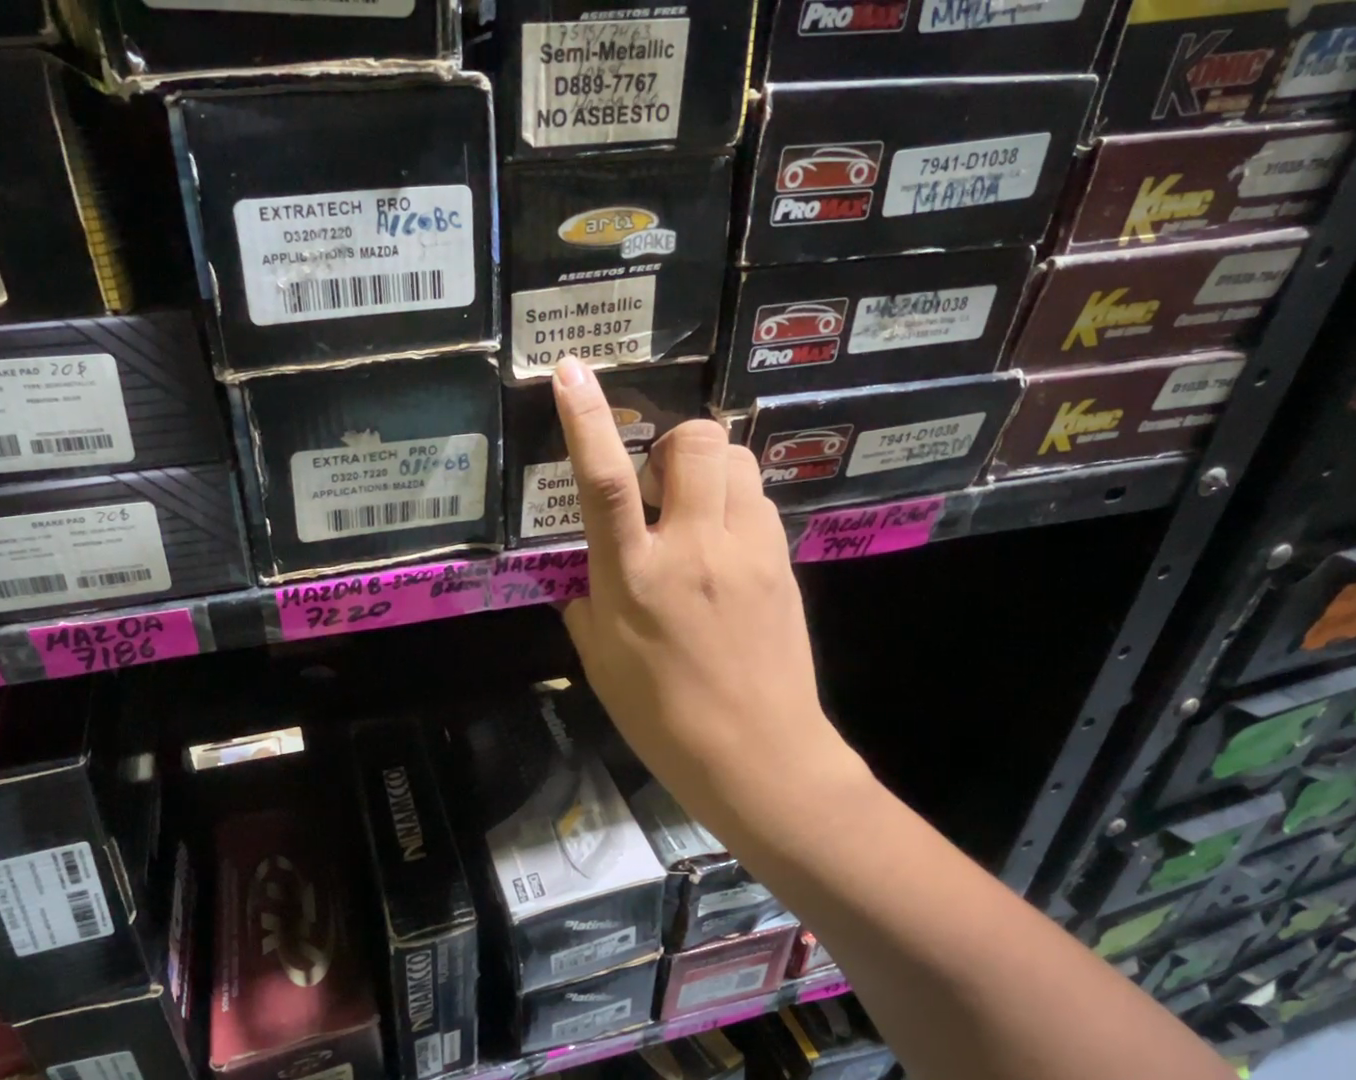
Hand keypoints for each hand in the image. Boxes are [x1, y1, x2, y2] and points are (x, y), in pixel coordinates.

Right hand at [552, 359, 873, 832]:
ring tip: (693, 513)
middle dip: (673, 439)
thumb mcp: (601, 659)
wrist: (759, 757)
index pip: (605, 481)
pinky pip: (760, 501)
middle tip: (658, 483)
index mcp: (635, 577)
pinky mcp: (783, 563)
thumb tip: (586, 572)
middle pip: (696, 442)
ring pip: (738, 461)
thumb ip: (586, 601)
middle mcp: (694, 549)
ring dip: (708, 469)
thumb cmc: (661, 716)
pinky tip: (725, 546)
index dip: (586, 419)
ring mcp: (749, 552)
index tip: (572, 370)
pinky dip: (736, 504)